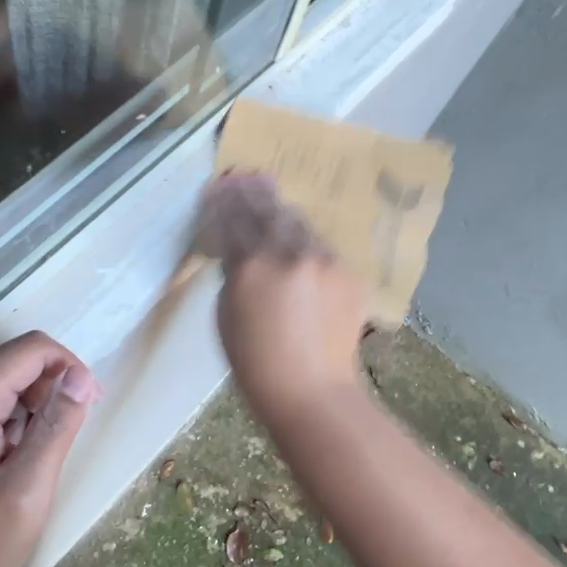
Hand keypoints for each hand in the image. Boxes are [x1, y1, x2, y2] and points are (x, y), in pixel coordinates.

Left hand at [0, 331, 99, 566]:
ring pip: (2, 370)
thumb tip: (81, 376)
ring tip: (38, 446)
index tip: (88, 406)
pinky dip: (11, 407)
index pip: (31, 349)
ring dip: (32, 396)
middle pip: (14, 356)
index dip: (69, 368)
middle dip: (51, 383)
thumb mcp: (29, 487)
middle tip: (65, 432)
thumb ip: (56, 426)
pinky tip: (14, 448)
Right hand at [197, 173, 368, 414]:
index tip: (218, 186)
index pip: (233, 218)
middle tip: (244, 175)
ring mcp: (324, 260)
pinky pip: (321, 246)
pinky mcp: (348, 272)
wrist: (312, 391)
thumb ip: (232, 273)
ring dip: (280, 211)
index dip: (223, 200)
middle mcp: (290, 252)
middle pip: (268, 209)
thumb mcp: (225, 314)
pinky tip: (296, 241)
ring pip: (298, 222)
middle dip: (252, 191)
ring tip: (268, 195)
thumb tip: (238, 249)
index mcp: (251, 265)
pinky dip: (304, 241)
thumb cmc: (255, 363)